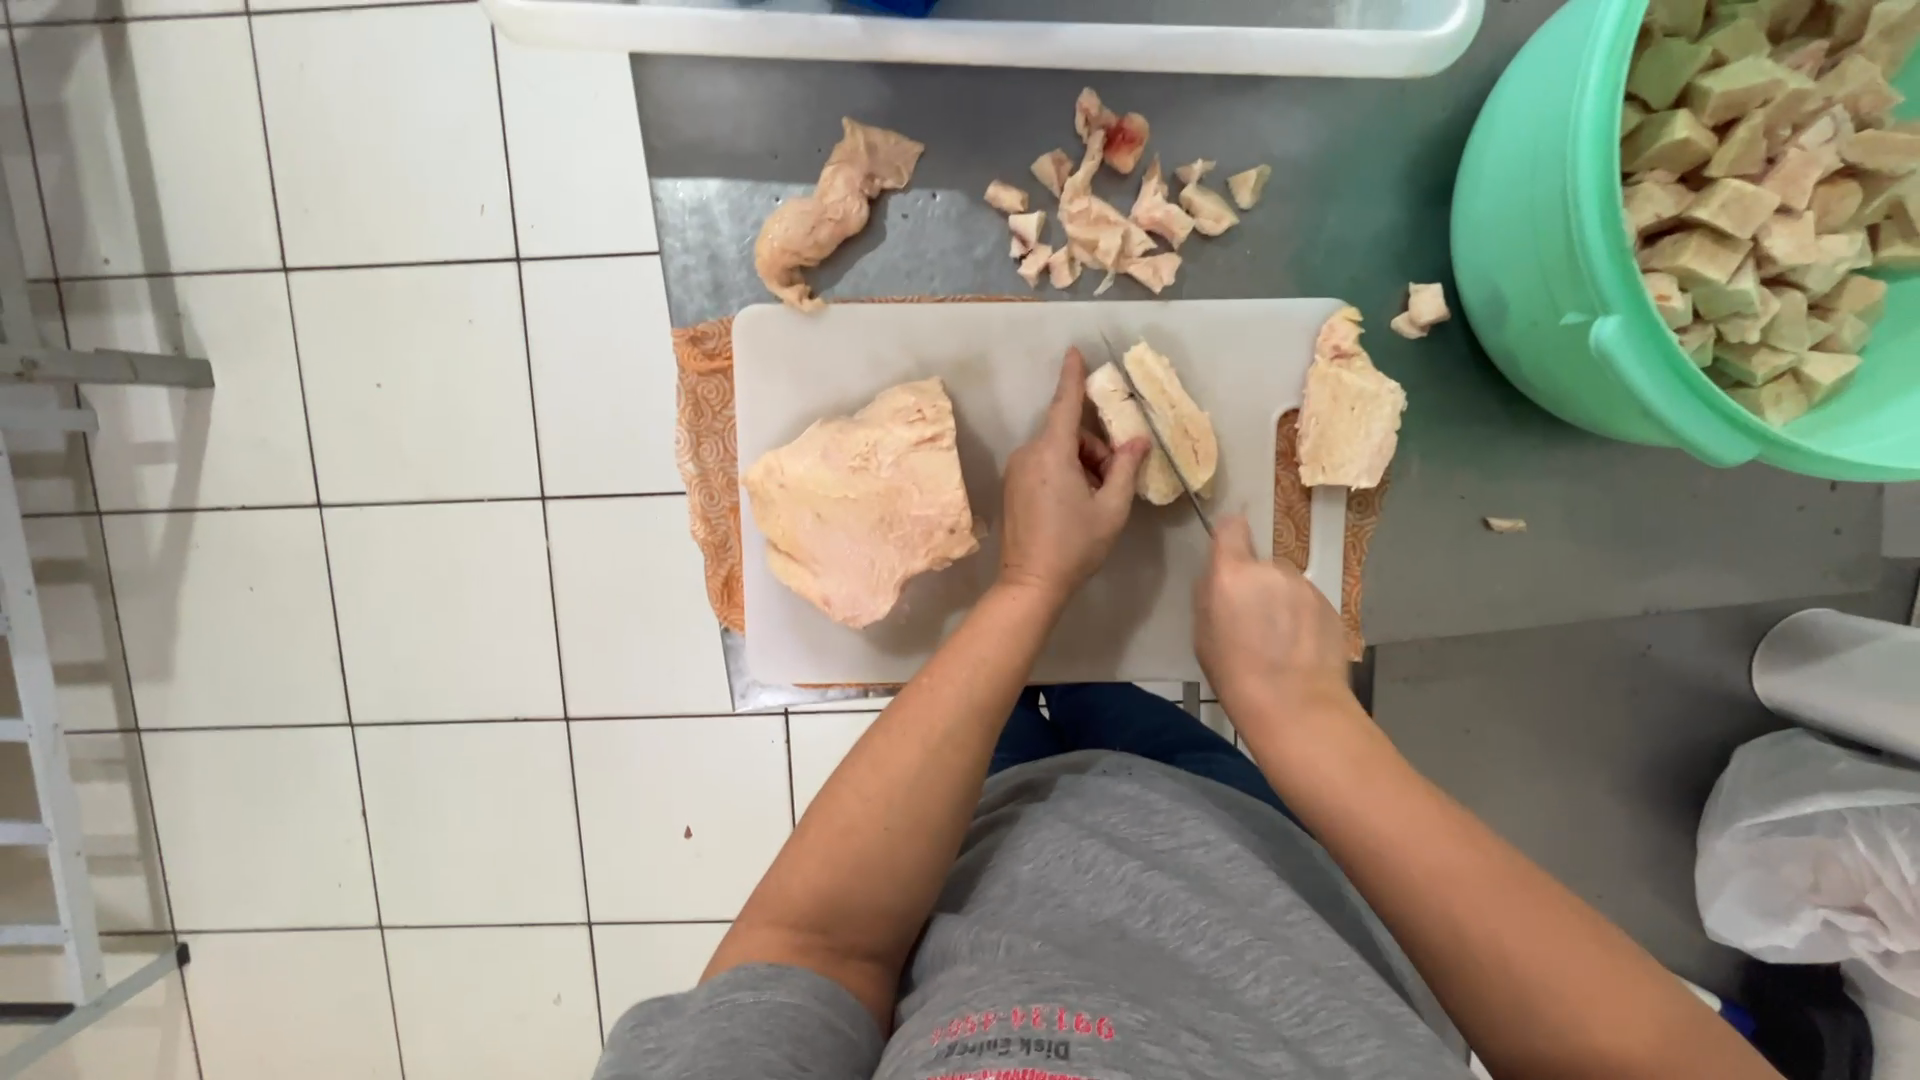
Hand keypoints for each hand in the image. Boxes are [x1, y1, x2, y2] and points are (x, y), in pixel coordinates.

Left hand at [998, 348, 1149, 603]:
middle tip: (1113, 484)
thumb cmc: (1075, 545)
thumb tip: (1136, 442)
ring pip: (1057, 451)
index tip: (1075, 351)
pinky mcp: (1012, 487)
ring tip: (1096, 500)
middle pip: (1068, 434)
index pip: (1064, 404)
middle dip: (1095, 450)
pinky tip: (1075, 505)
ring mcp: (1016, 471)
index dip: (1073, 376)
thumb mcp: (1111, 508)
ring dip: (1082, 464)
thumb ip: (1126, 469)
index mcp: (1051, 453)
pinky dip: (1064, 474)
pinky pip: (1043, 465)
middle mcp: (1028, 454)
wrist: (1031, 583)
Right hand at [1194, 514, 1354, 722]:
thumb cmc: (1235, 673)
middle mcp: (1270, 570)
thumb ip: (1211, 595)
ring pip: (1285, 585)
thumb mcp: (1203, 633)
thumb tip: (1221, 581)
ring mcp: (1305, 586)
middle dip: (1255, 584)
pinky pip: (1307, 603)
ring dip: (1281, 601)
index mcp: (1232, 573)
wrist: (1295, 705)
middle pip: (1259, 564)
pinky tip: (1300, 649)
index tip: (1229, 552)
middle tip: (1252, 620)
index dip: (1229, 536)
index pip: (1231, 528)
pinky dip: (1302, 618)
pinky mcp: (1331, 605)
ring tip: (1279, 641)